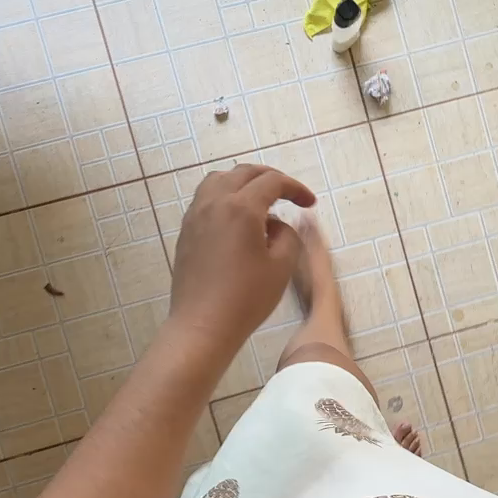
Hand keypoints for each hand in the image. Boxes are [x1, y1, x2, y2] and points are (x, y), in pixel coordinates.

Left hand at [169, 164, 315, 349]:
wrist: (203, 325)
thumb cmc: (247, 298)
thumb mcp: (281, 266)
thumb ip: (287, 235)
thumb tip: (276, 225)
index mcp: (241, 208)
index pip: (273, 182)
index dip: (295, 189)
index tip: (310, 203)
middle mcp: (215, 202)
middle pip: (244, 173)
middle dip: (271, 179)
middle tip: (289, 196)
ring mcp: (196, 215)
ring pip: (220, 180)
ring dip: (244, 183)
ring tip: (260, 202)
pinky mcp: (187, 231)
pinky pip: (206, 199)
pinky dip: (226, 197)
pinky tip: (238, 221)